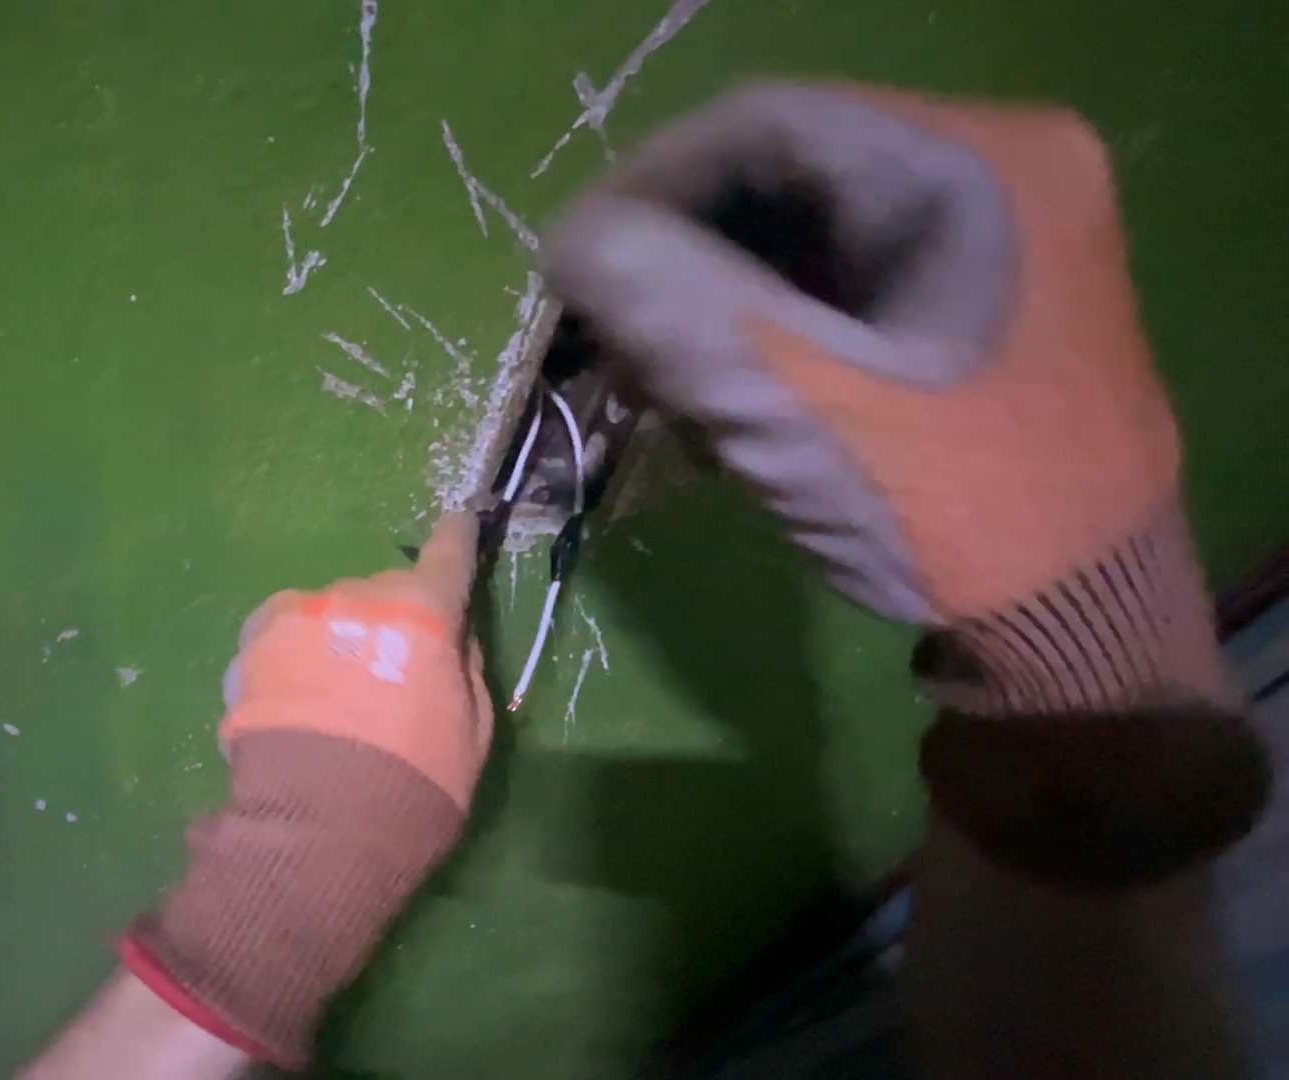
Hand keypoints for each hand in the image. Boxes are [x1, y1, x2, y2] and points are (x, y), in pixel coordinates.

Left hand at [123, 512, 490, 1068]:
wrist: (317, 831)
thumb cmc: (414, 785)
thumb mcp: (473, 731)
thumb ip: (465, 665)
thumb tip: (452, 632)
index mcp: (423, 612)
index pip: (448, 555)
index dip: (456, 536)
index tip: (459, 521)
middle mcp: (360, 594)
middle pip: (384, 590)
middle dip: (391, 619)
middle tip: (386, 673)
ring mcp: (301, 611)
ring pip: (331, 608)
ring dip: (338, 634)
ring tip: (331, 697)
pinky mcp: (255, 637)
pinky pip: (286, 624)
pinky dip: (296, 646)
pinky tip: (294, 692)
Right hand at [542, 82, 1265, 885]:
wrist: (1055, 610)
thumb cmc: (942, 504)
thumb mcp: (791, 401)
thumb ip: (673, 306)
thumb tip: (564, 243)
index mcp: (967, 168)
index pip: (762, 128)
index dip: (643, 188)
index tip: (568, 268)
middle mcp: (967, 180)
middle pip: (762, 187)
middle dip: (663, 265)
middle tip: (602, 343)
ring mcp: (947, 246)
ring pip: (767, 245)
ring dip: (687, 313)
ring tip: (651, 390)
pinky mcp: (922, 308)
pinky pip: (793, 297)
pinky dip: (728, 342)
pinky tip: (704, 405)